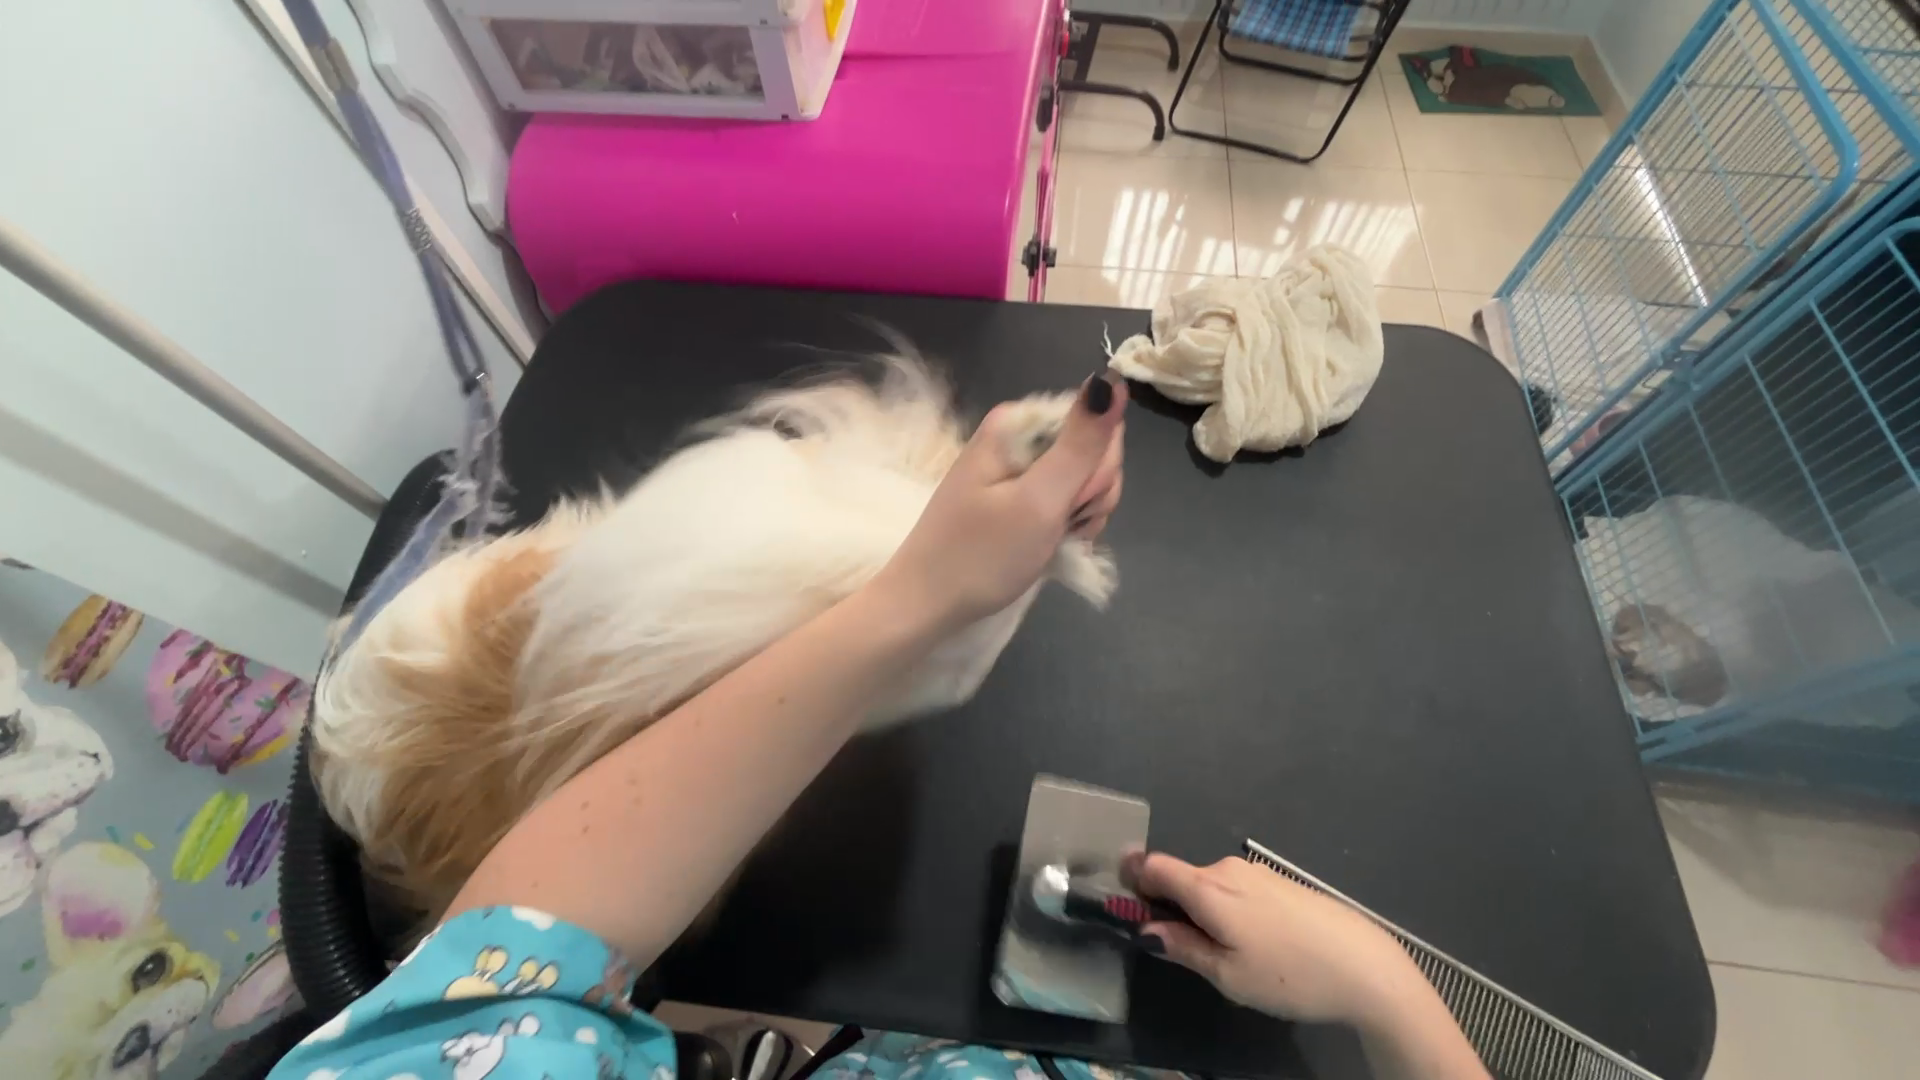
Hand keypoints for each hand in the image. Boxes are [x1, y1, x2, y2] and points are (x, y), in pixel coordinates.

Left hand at [875, 374, 1126, 629]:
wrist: (928, 605)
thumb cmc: (980, 555)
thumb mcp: (1040, 500)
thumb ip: (1082, 443)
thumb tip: (1112, 379)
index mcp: (1018, 423)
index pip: (1097, 421)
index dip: (1096, 466)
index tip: (1069, 501)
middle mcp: (1019, 438)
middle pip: (1094, 452)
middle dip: (1090, 495)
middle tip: (1056, 525)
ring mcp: (1020, 471)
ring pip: (1086, 481)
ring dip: (1081, 516)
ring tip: (1048, 540)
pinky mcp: (1021, 500)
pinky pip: (1068, 503)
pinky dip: (1068, 528)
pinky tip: (1050, 546)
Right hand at [1126, 853, 1433, 1031]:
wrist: (1367, 967)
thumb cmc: (1289, 974)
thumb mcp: (1229, 976)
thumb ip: (1183, 947)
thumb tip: (1146, 930)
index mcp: (1207, 887)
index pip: (1152, 866)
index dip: (1132, 880)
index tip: (1125, 903)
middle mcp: (1226, 868)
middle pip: (1180, 877)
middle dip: (1171, 905)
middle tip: (1184, 949)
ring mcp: (1255, 872)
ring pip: (1209, 885)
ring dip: (1203, 910)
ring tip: (1229, 955)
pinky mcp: (1278, 881)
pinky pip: (1235, 888)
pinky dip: (1229, 909)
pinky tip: (1258, 943)